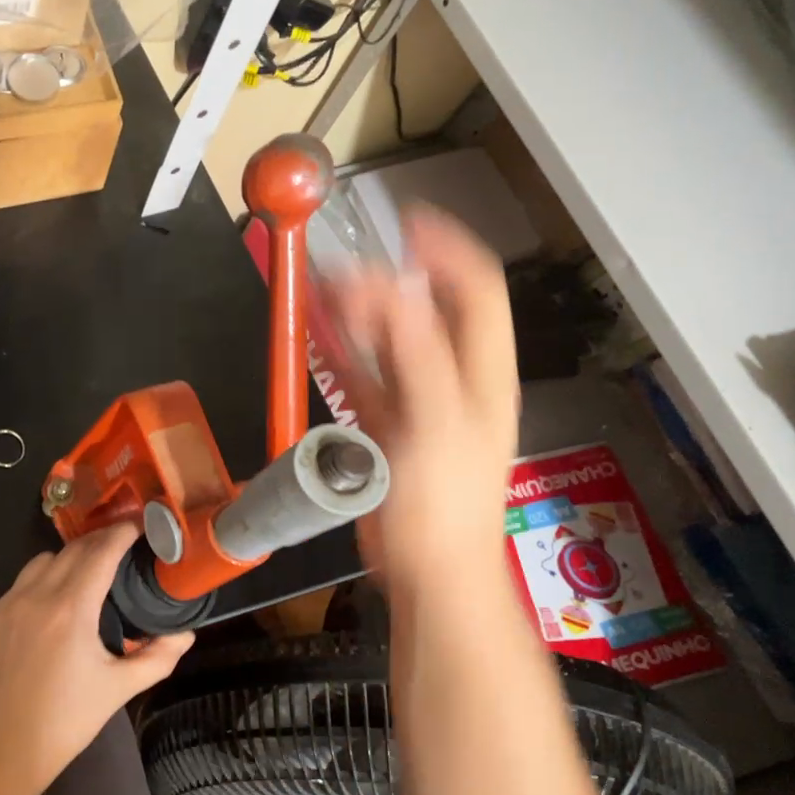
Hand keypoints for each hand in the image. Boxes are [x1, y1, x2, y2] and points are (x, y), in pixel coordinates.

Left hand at [0, 523, 194, 788]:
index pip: (99, 553)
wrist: (4, 748)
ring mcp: (8, 605)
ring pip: (42, 561)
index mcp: (70, 610)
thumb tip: (186, 634)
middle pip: (71, 550)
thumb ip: (158, 657)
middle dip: (100, 542)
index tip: (141, 525)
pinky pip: (22, 581)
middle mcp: (35, 596)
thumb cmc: (67, 721)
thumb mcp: (120, 689)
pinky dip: (44, 576)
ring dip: (69, 557)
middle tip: (125, 547)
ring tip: (92, 572)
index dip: (122, 533)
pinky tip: (59, 599)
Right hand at [331, 208, 519, 593]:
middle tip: (338, 263)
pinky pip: (358, 378)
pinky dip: (336, 354)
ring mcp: (414, 403)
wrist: (427, 569)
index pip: (473, 290)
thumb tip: (396, 289)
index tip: (403, 224)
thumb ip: (415, 354)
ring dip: (353, 313)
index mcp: (481, 372)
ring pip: (384, 342)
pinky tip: (313, 336)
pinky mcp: (381, 428)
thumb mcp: (436, 424)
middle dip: (383, 280)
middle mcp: (451, 379)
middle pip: (421, 310)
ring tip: (318, 287)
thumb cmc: (444, 508)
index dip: (444, 251)